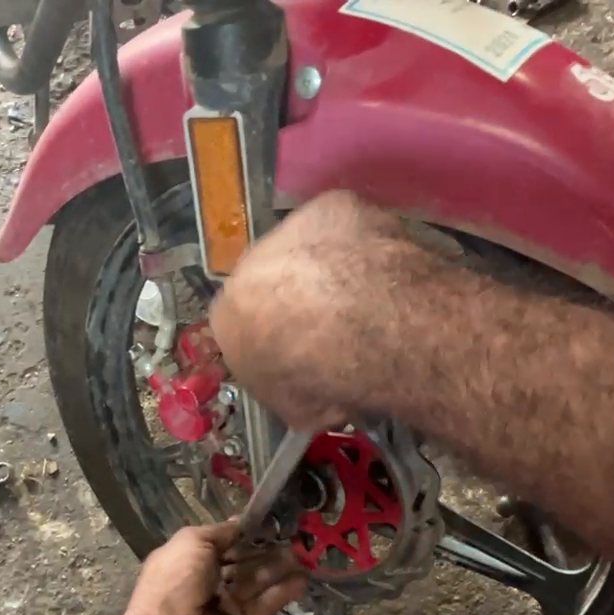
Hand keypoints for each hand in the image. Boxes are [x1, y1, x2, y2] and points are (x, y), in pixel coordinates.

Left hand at [124, 522, 308, 614]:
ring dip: (279, 568)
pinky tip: (304, 580)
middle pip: (242, 562)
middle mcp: (206, 580)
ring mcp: (225, 603)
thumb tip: (241, 521)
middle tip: (295, 538)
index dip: (244, 532)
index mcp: (189, 559)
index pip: (221, 542)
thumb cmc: (176, 580)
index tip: (270, 522)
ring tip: (305, 556)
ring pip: (257, 581)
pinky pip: (265, 604)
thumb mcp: (193, 542)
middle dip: (266, 550)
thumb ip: (221, 532)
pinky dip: (283, 592)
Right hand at [209, 191, 443, 430]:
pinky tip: (385, 270)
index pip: (246, 325)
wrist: (360, 331)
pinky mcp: (332, 205)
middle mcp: (247, 267)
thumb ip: (290, 389)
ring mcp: (290, 230)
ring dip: (330, 269)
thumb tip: (309, 396)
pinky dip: (362, 244)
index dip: (278, 339)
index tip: (304, 352)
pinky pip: (346, 227)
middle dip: (300, 300)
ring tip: (367, 300)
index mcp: (228, 318)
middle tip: (336, 327)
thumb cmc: (320, 381)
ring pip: (309, 250)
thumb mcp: (295, 409)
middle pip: (273, 280)